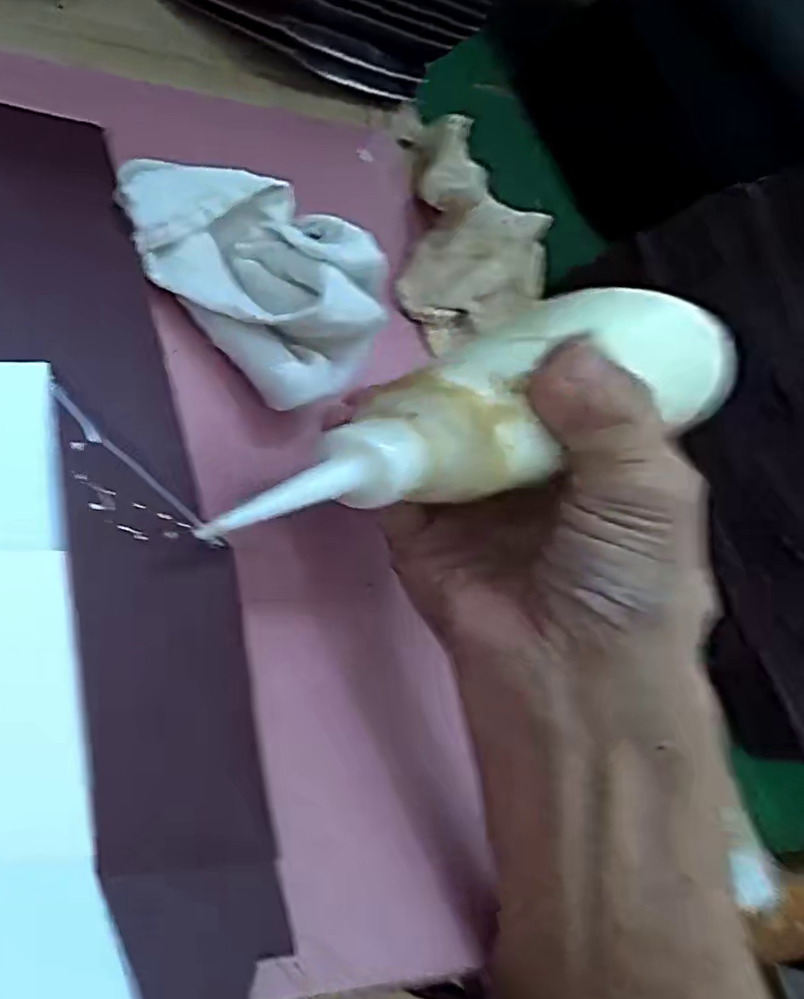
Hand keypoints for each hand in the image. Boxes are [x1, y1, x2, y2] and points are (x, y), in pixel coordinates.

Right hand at [375, 340, 712, 687]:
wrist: (559, 663)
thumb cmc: (625, 582)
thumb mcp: (649, 496)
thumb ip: (612, 425)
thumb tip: (565, 350)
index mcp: (587, 461)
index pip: (551, 399)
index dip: (523, 365)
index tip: (495, 335)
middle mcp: (516, 476)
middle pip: (474, 419)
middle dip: (442, 390)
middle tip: (417, 369)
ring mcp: (457, 503)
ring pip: (422, 448)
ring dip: (392, 421)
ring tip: (364, 398)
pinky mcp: (407, 530)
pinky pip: (384, 489)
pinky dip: (365, 464)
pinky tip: (348, 436)